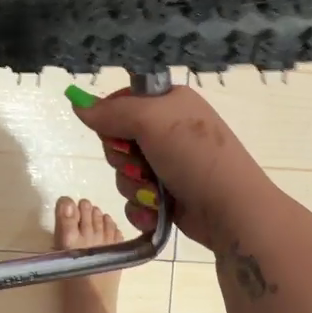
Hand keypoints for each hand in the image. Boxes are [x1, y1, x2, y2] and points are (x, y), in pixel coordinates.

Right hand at [70, 86, 259, 248]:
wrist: (232, 210)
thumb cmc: (194, 156)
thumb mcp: (151, 121)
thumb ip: (111, 112)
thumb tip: (78, 106)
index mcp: (169, 102)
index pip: (122, 101)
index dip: (111, 117)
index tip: (115, 131)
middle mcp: (167, 131)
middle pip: (117, 138)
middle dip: (122, 157)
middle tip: (140, 163)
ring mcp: (168, 164)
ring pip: (122, 171)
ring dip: (132, 185)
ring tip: (155, 193)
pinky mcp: (167, 195)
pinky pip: (134, 198)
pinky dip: (140, 206)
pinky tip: (155, 211)